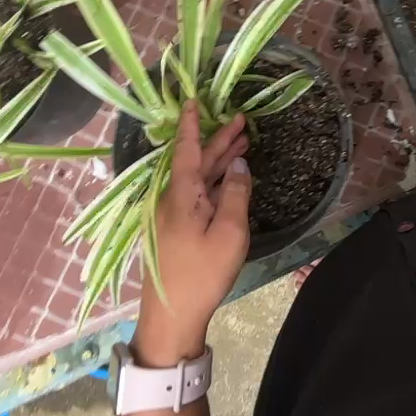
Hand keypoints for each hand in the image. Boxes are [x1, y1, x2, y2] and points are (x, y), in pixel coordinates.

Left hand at [134, 101, 249, 364]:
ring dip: (220, 160)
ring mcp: (175, 215)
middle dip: (218, 140)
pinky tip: (231, 177)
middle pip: (197, 161)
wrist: (173, 316)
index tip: (193, 99)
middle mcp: (174, 199)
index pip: (188, 149)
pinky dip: (217, 180)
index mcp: (182, 194)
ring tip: (243, 143)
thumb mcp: (229, 231)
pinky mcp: (179, 230)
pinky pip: (199, 194)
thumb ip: (236, 193)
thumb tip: (239, 165)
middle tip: (242, 121)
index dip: (192, 124)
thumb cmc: (202, 272)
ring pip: (199, 178)